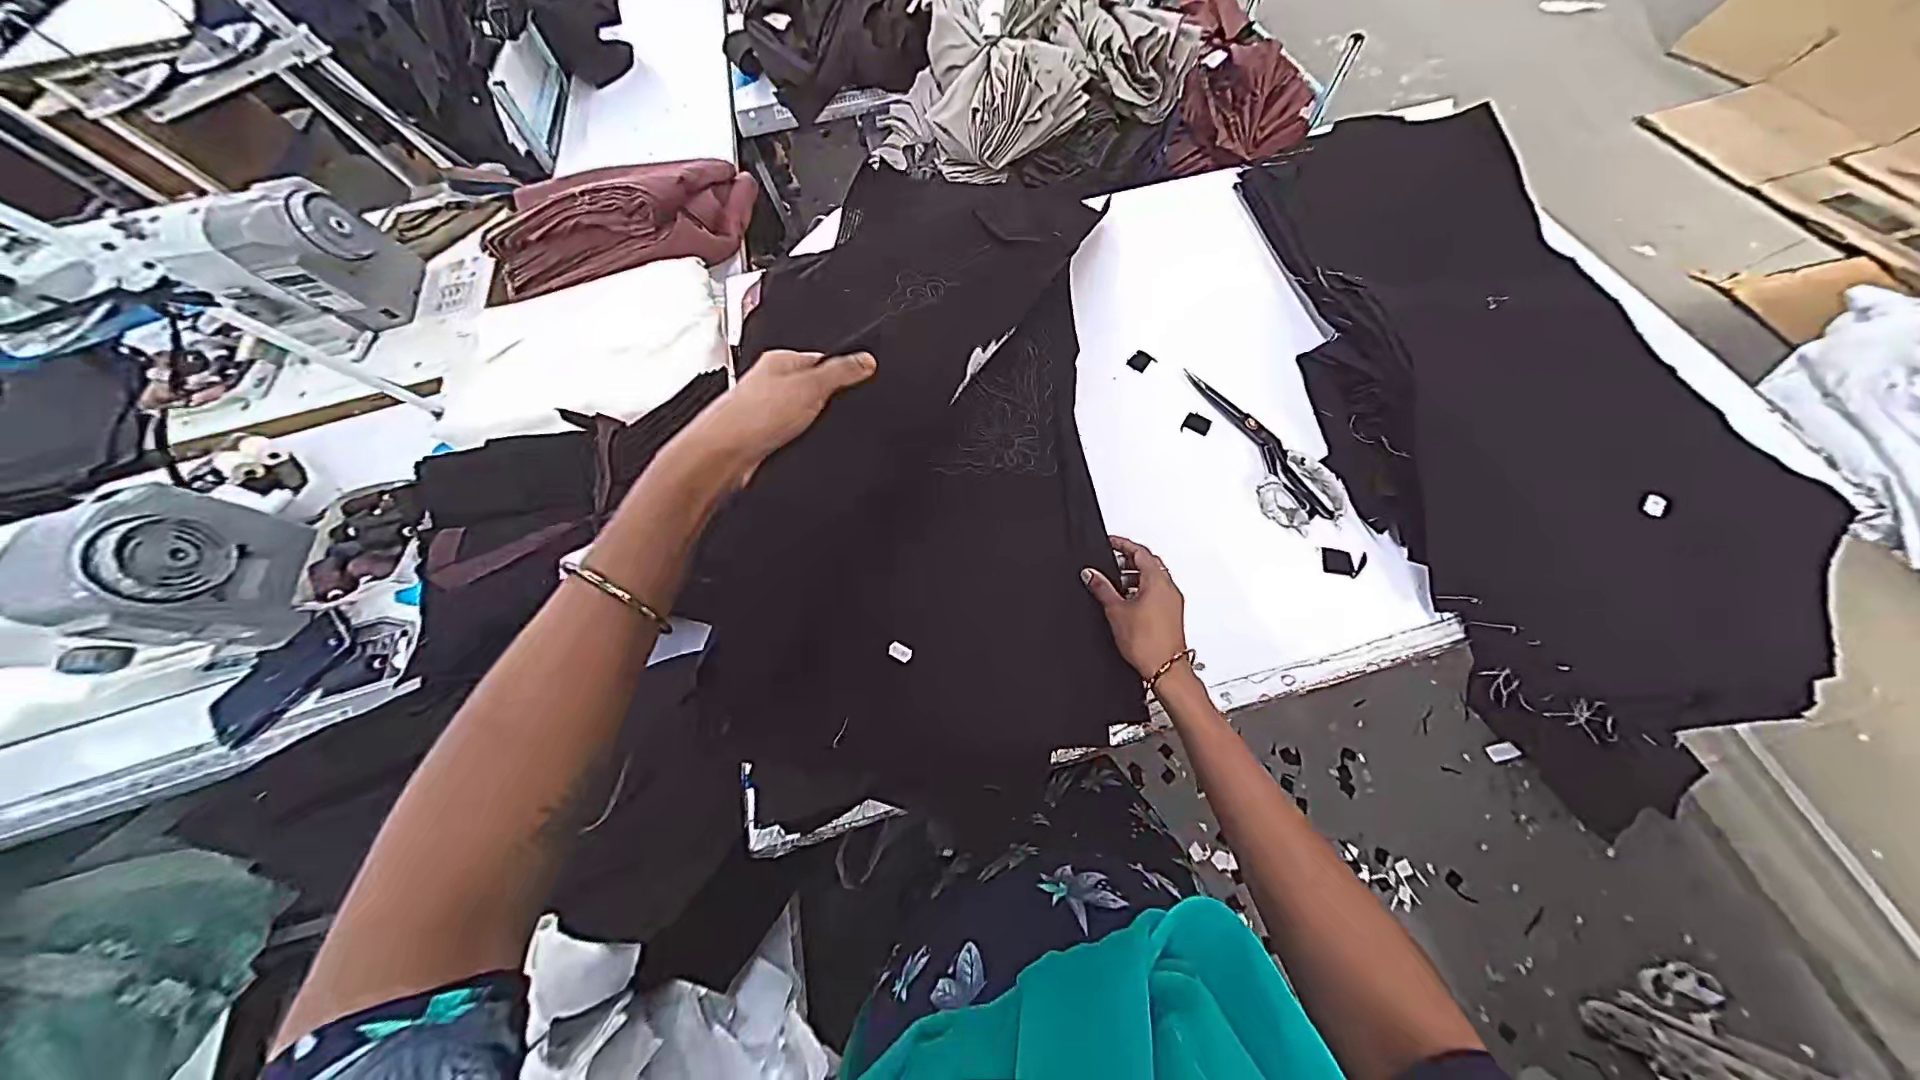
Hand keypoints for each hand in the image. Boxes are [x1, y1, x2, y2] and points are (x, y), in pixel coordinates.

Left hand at [672, 349, 876, 487]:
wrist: (723, 454)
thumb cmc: (753, 417)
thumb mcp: (811, 388)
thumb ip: (840, 372)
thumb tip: (865, 360)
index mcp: (780, 360)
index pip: (821, 358)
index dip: (843, 370)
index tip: (860, 381)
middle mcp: (769, 381)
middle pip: (812, 385)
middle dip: (827, 399)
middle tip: (833, 410)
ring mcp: (765, 408)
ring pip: (801, 411)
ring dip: (810, 421)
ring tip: (810, 428)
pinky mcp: (763, 433)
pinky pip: (791, 432)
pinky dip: (798, 437)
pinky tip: (797, 443)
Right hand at [1082, 535, 1189, 680]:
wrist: (1165, 668)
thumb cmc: (1147, 642)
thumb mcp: (1116, 610)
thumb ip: (1102, 588)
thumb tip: (1091, 574)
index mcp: (1157, 581)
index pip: (1140, 552)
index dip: (1123, 544)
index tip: (1112, 541)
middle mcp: (1169, 588)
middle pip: (1149, 563)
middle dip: (1129, 560)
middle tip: (1112, 561)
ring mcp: (1172, 601)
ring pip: (1154, 578)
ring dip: (1135, 576)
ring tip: (1116, 584)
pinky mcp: (1171, 613)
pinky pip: (1157, 593)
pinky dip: (1142, 590)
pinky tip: (1128, 602)